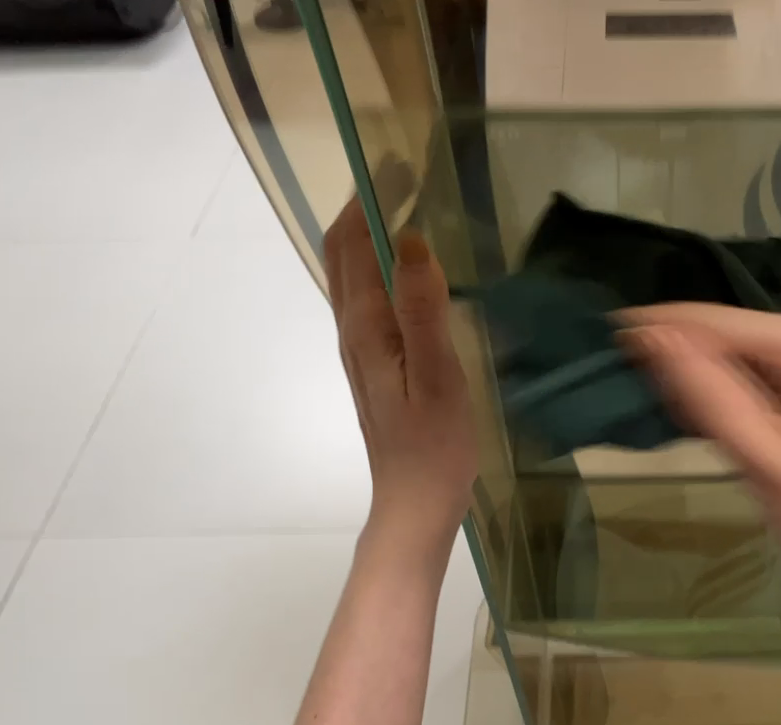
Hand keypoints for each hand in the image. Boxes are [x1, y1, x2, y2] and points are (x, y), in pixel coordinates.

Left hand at [324, 201, 476, 554]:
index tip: (397, 164)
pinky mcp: (376, 372)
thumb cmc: (433, 448)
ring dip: (371, 240)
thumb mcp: (437, 377)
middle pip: (344, 258)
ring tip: (406, 213)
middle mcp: (353, 335)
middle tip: (402, 178)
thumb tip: (409, 241)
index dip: (368, 200)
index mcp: (365, 330)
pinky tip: (410, 279)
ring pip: (354, 281)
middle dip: (365, 211)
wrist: (415, 505)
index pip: (352, 245)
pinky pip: (371, 305)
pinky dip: (382, 274)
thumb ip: (422, 310)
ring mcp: (361, 355)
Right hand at [624, 305, 780, 633]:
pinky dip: (750, 404)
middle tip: (636, 409)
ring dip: (717, 390)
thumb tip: (655, 337)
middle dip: (688, 367)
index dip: (655, 333)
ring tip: (674, 426)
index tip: (600, 349)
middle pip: (738, 338)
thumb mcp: (772, 467)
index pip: (715, 320)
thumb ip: (712, 397)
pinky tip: (730, 435)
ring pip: (757, 363)